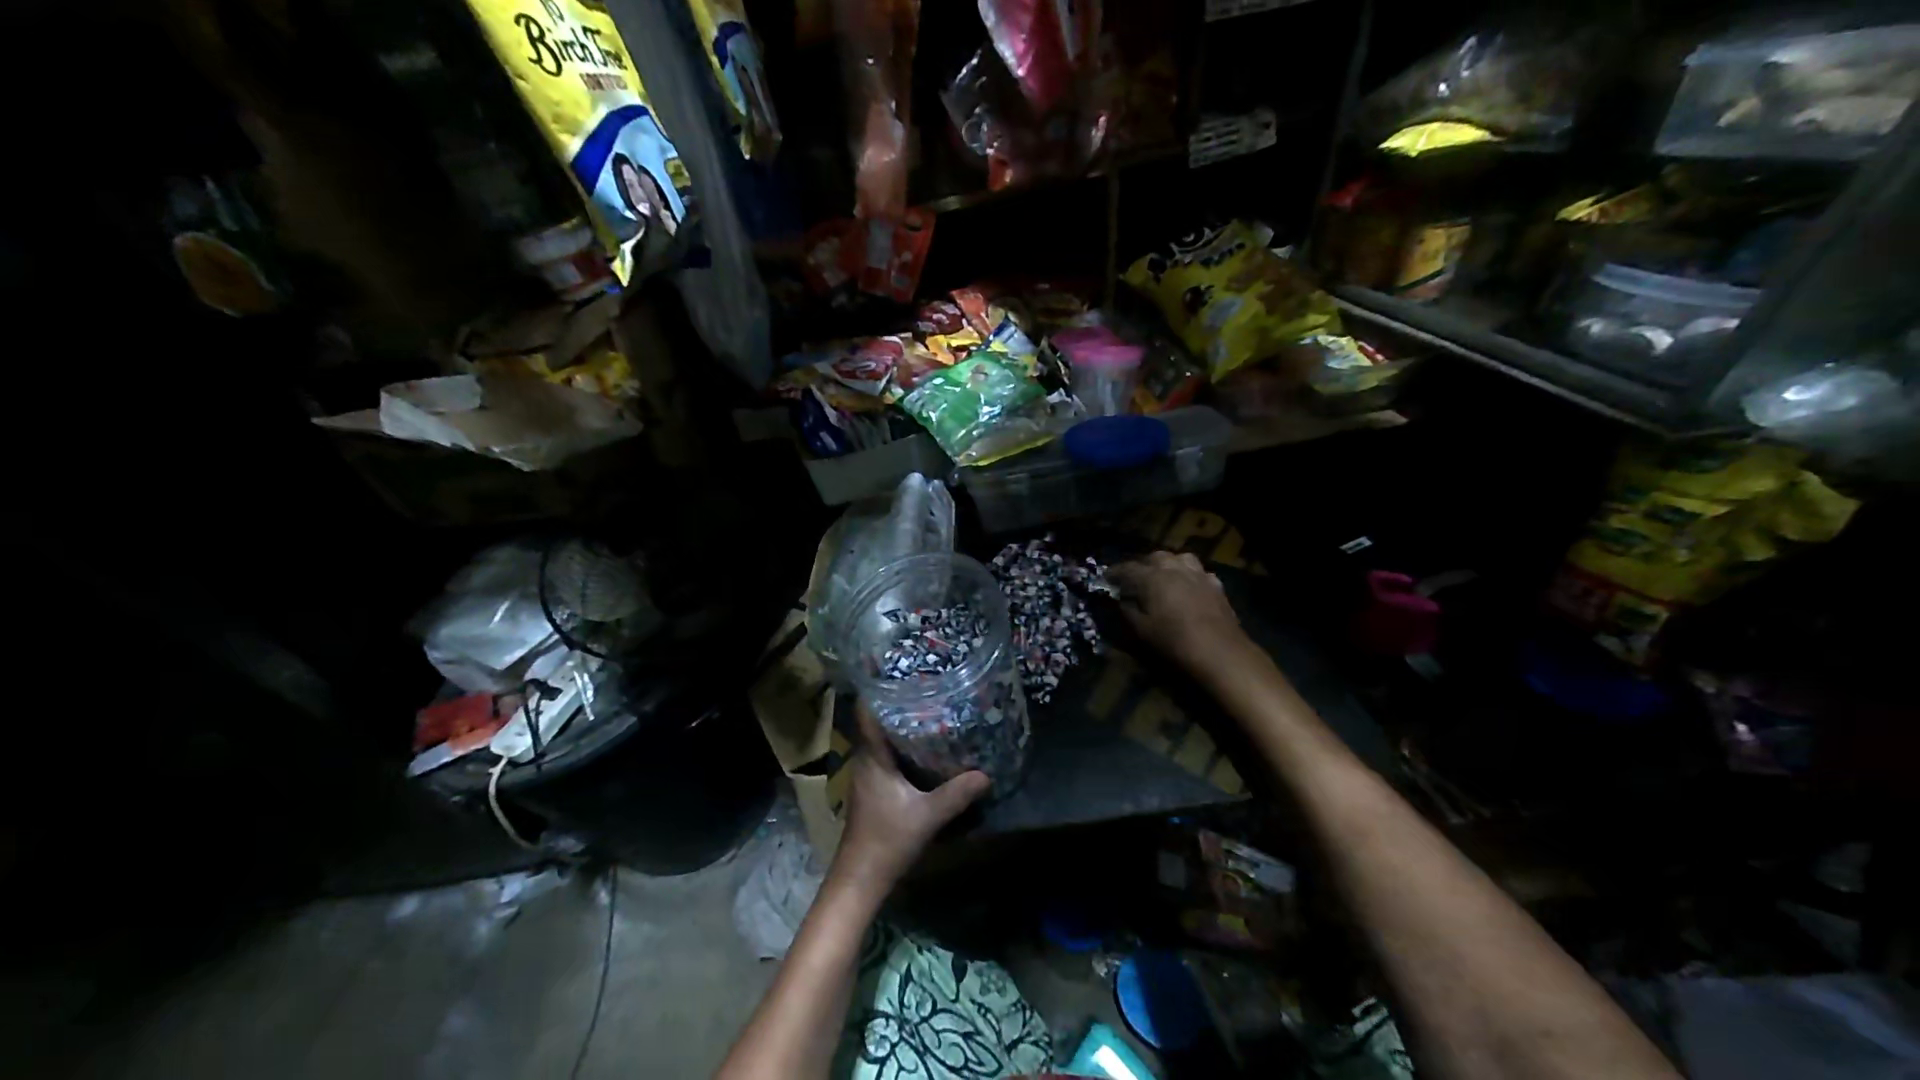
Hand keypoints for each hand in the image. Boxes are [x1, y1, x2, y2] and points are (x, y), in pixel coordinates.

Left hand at [832, 703, 991, 895]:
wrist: (861, 878)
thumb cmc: (887, 839)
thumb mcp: (927, 816)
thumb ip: (956, 793)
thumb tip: (986, 774)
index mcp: (872, 756)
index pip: (868, 711)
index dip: (880, 689)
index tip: (904, 673)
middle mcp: (866, 760)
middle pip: (880, 722)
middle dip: (902, 705)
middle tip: (931, 689)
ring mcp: (869, 775)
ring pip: (885, 741)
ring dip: (905, 728)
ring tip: (934, 712)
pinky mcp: (875, 790)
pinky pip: (890, 757)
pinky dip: (906, 749)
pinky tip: (928, 750)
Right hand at [1109, 551, 1249, 673]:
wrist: (1219, 650)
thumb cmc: (1174, 640)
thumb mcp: (1141, 629)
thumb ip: (1127, 610)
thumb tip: (1120, 599)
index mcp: (1152, 577)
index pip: (1126, 569)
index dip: (1114, 573)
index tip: (1105, 579)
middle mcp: (1174, 567)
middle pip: (1154, 558)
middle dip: (1141, 566)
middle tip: (1133, 579)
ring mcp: (1198, 573)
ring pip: (1178, 558)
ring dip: (1167, 564)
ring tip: (1162, 576)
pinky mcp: (1215, 584)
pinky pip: (1197, 572)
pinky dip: (1188, 575)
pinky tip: (1188, 586)